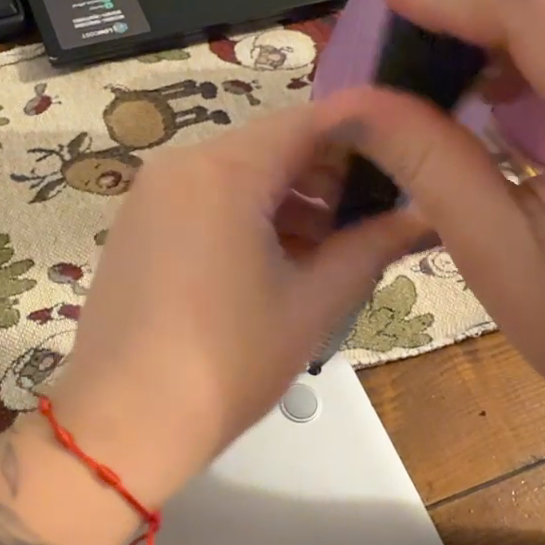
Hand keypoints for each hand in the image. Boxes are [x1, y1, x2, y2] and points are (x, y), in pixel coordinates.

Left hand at [48, 105, 429, 502]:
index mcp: (223, 170)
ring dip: (292, 201)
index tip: (411, 159)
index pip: (311, 122)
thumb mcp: (311, 304)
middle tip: (380, 218)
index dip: (368, 133)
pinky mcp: (137, 226)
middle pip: (273, 146)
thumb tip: (423, 217)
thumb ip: (370, 247)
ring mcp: (151, 195)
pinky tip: (283, 262)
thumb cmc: (224, 363)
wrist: (122, 423)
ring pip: (239, 175)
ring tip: (338, 249)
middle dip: (331, 176)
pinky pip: (206, 200)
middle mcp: (179, 165)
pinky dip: (249, 217)